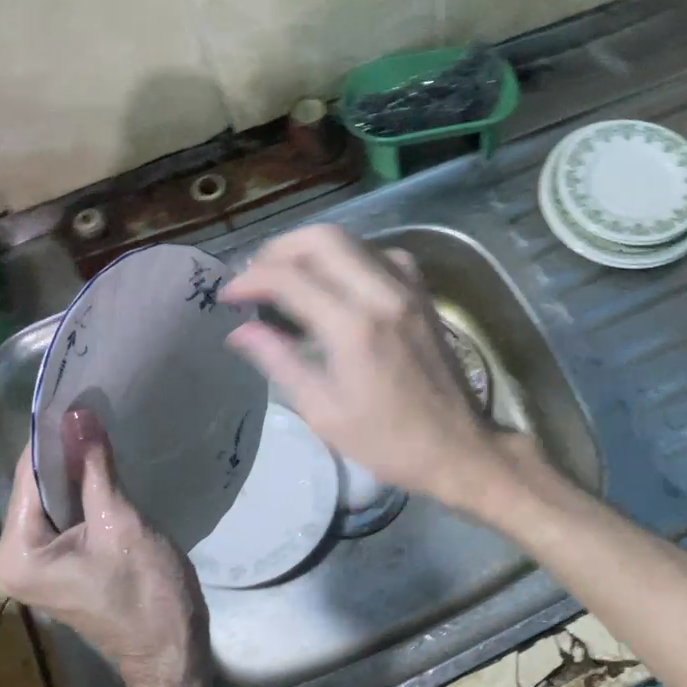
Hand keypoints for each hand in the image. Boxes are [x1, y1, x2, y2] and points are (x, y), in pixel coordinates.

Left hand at [0, 411, 208, 686]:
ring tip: (107, 439)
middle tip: (99, 416)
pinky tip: (108, 476)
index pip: (28, 476)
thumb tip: (78, 414)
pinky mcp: (60, 568)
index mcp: (15, 554)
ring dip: (80, 474)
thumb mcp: (122, 525)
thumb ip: (96, 469)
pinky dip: (86, 498)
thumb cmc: (147, 593)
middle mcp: (11, 560)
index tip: (81, 400)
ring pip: (54, 503)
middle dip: (68, 455)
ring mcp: (35, 567)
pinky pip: (66, 520)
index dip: (54, 438)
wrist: (171, 652)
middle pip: (37, 489)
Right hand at [220, 225, 521, 506]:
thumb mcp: (324, 411)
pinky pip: (381, 255)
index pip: (289, 278)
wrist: (458, 448)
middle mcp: (384, 295)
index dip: (250, 280)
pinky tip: (335, 284)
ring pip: (354, 241)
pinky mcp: (424, 296)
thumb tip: (239, 330)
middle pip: (323, 238)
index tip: (228, 295)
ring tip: (289, 278)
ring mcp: (410, 291)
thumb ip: (280, 362)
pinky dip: (350, 259)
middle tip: (256, 277)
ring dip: (314, 250)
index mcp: (354, 327)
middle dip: (280, 249)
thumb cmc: (388, 442)